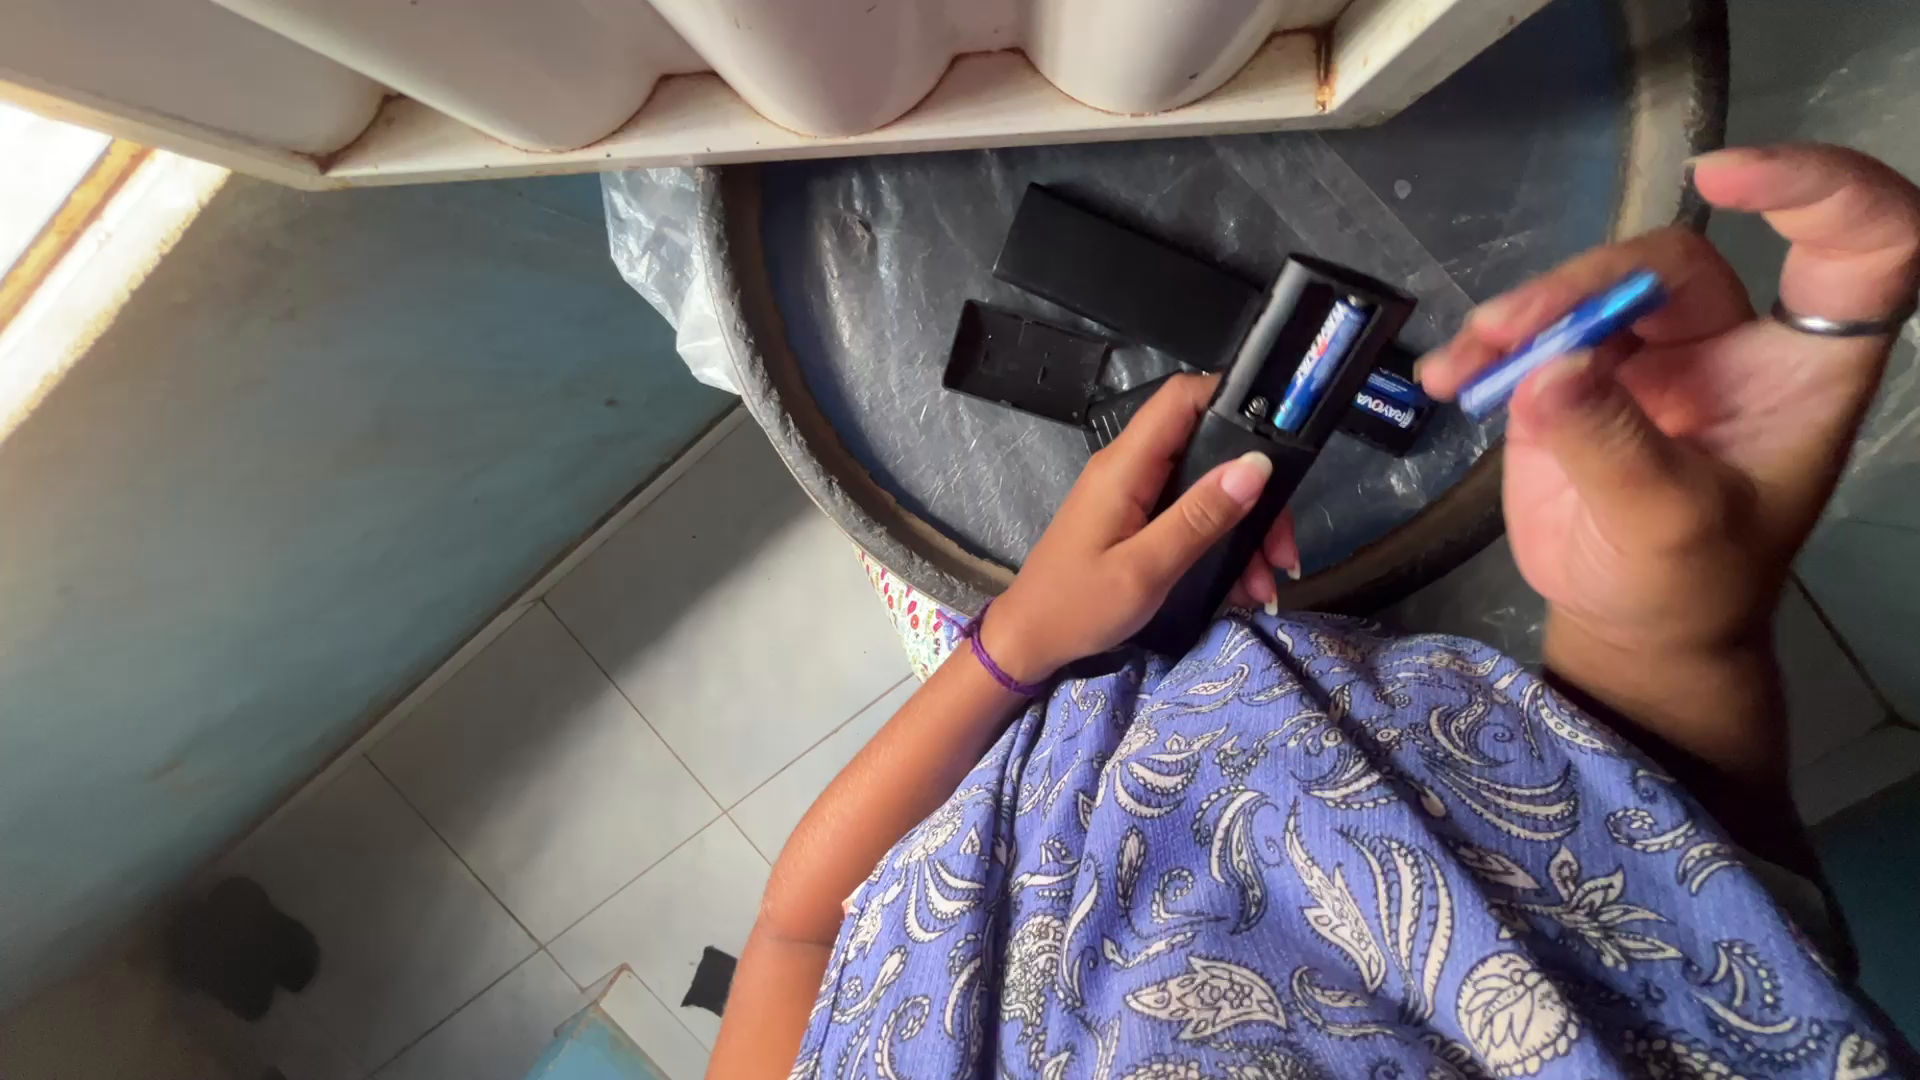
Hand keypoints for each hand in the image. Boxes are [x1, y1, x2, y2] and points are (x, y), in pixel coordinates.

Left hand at [982, 374, 1301, 681]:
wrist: (1030, 639)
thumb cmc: (1078, 607)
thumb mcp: (1145, 568)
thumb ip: (1200, 516)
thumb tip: (1256, 464)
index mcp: (1124, 467)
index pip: (1181, 398)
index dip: (1232, 400)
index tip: (1282, 437)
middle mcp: (1128, 469)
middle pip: (1207, 449)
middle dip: (1255, 493)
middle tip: (1282, 550)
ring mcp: (1131, 495)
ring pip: (1205, 489)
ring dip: (1243, 531)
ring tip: (1264, 583)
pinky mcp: (1134, 520)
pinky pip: (1188, 517)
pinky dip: (1218, 545)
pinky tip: (1239, 586)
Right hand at [1418, 144, 1919, 661]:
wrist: (1620, 614)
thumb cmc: (1682, 577)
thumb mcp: (1665, 518)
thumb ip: (1611, 442)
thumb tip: (1546, 369)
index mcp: (1795, 365)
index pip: (1854, 249)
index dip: (1815, 192)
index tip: (1723, 177)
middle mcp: (1718, 346)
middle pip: (1662, 269)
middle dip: (1579, 288)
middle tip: (1505, 331)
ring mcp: (1632, 363)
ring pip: (1576, 301)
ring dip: (1512, 322)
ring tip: (1458, 368)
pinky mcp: (1561, 387)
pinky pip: (1519, 348)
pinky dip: (1477, 356)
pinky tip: (1445, 379)